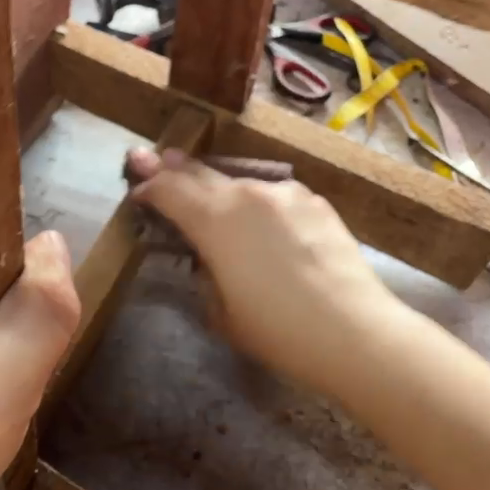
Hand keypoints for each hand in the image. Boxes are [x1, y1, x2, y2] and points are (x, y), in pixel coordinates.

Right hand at [127, 148, 400, 398]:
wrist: (354, 331)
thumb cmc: (277, 331)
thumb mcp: (220, 310)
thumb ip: (204, 272)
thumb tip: (205, 255)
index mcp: (214, 220)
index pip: (168, 190)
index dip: (147, 186)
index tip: (135, 185)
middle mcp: (244, 193)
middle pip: (198, 173)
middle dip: (172, 167)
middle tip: (151, 157)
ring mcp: (283, 192)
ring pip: (237, 181)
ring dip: (215, 184)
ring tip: (203, 185)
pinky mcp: (313, 200)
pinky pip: (272, 194)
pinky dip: (256, 201)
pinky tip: (260, 220)